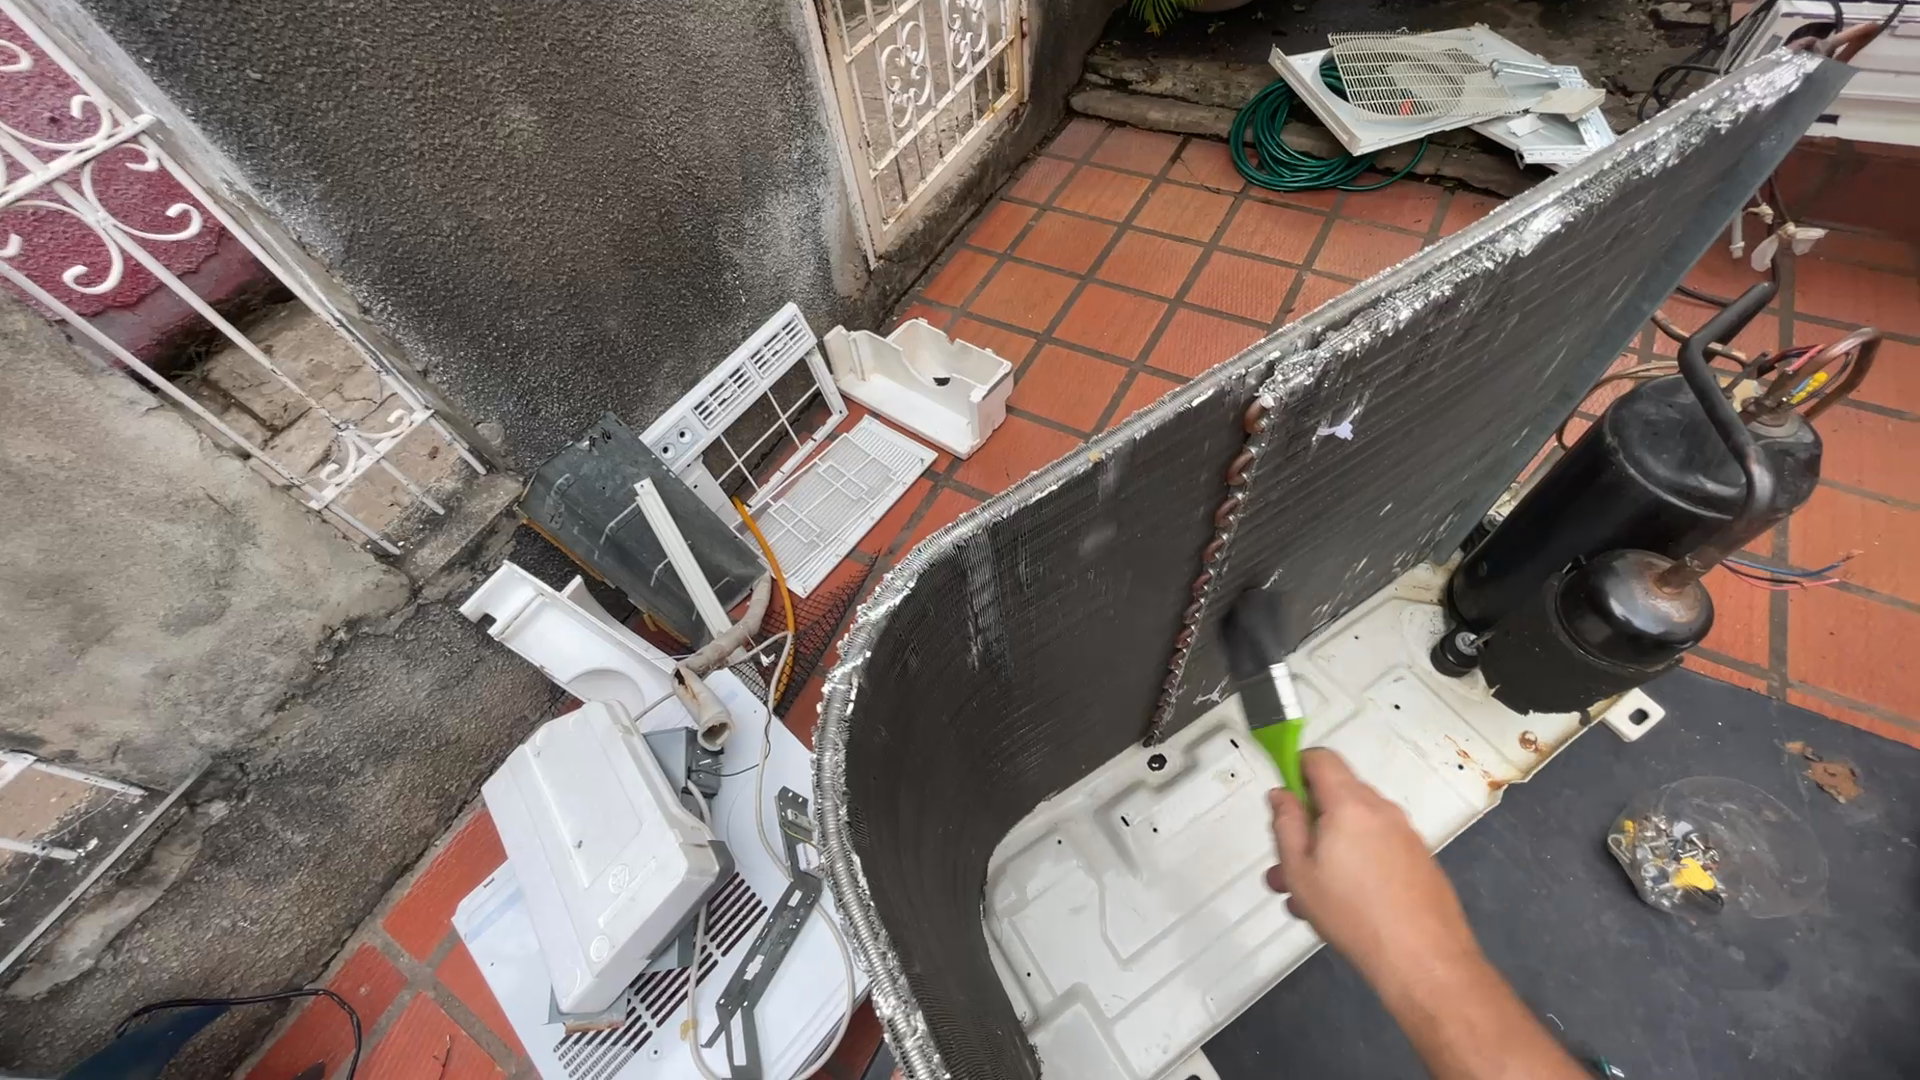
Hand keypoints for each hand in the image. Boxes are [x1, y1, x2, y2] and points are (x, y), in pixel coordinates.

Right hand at [1265, 749, 1480, 983]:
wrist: (1427, 964)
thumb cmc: (1352, 912)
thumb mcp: (1299, 870)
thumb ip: (1285, 824)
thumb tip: (1281, 795)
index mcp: (1350, 804)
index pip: (1321, 758)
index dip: (1296, 767)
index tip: (1283, 798)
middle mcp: (1382, 811)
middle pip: (1337, 795)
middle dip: (1307, 821)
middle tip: (1286, 861)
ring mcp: (1406, 837)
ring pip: (1355, 827)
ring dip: (1328, 847)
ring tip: (1307, 894)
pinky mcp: (1421, 863)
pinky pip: (1377, 847)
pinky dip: (1355, 861)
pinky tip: (1343, 903)